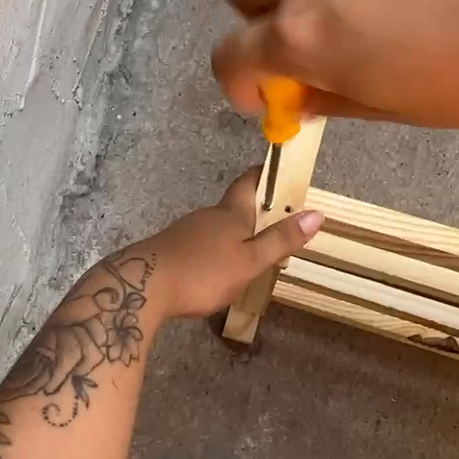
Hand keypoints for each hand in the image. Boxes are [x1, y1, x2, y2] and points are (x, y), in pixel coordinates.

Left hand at [131, 168, 323, 318]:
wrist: (141, 286)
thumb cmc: (203, 272)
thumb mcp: (250, 261)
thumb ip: (281, 240)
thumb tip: (317, 213)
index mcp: (230, 212)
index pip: (249, 181)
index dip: (266, 174)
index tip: (283, 172)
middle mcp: (207, 215)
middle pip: (235, 207)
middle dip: (257, 213)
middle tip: (280, 228)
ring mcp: (185, 232)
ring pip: (218, 228)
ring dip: (237, 236)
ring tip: (254, 257)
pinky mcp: (171, 250)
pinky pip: (202, 245)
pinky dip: (217, 252)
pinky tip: (220, 272)